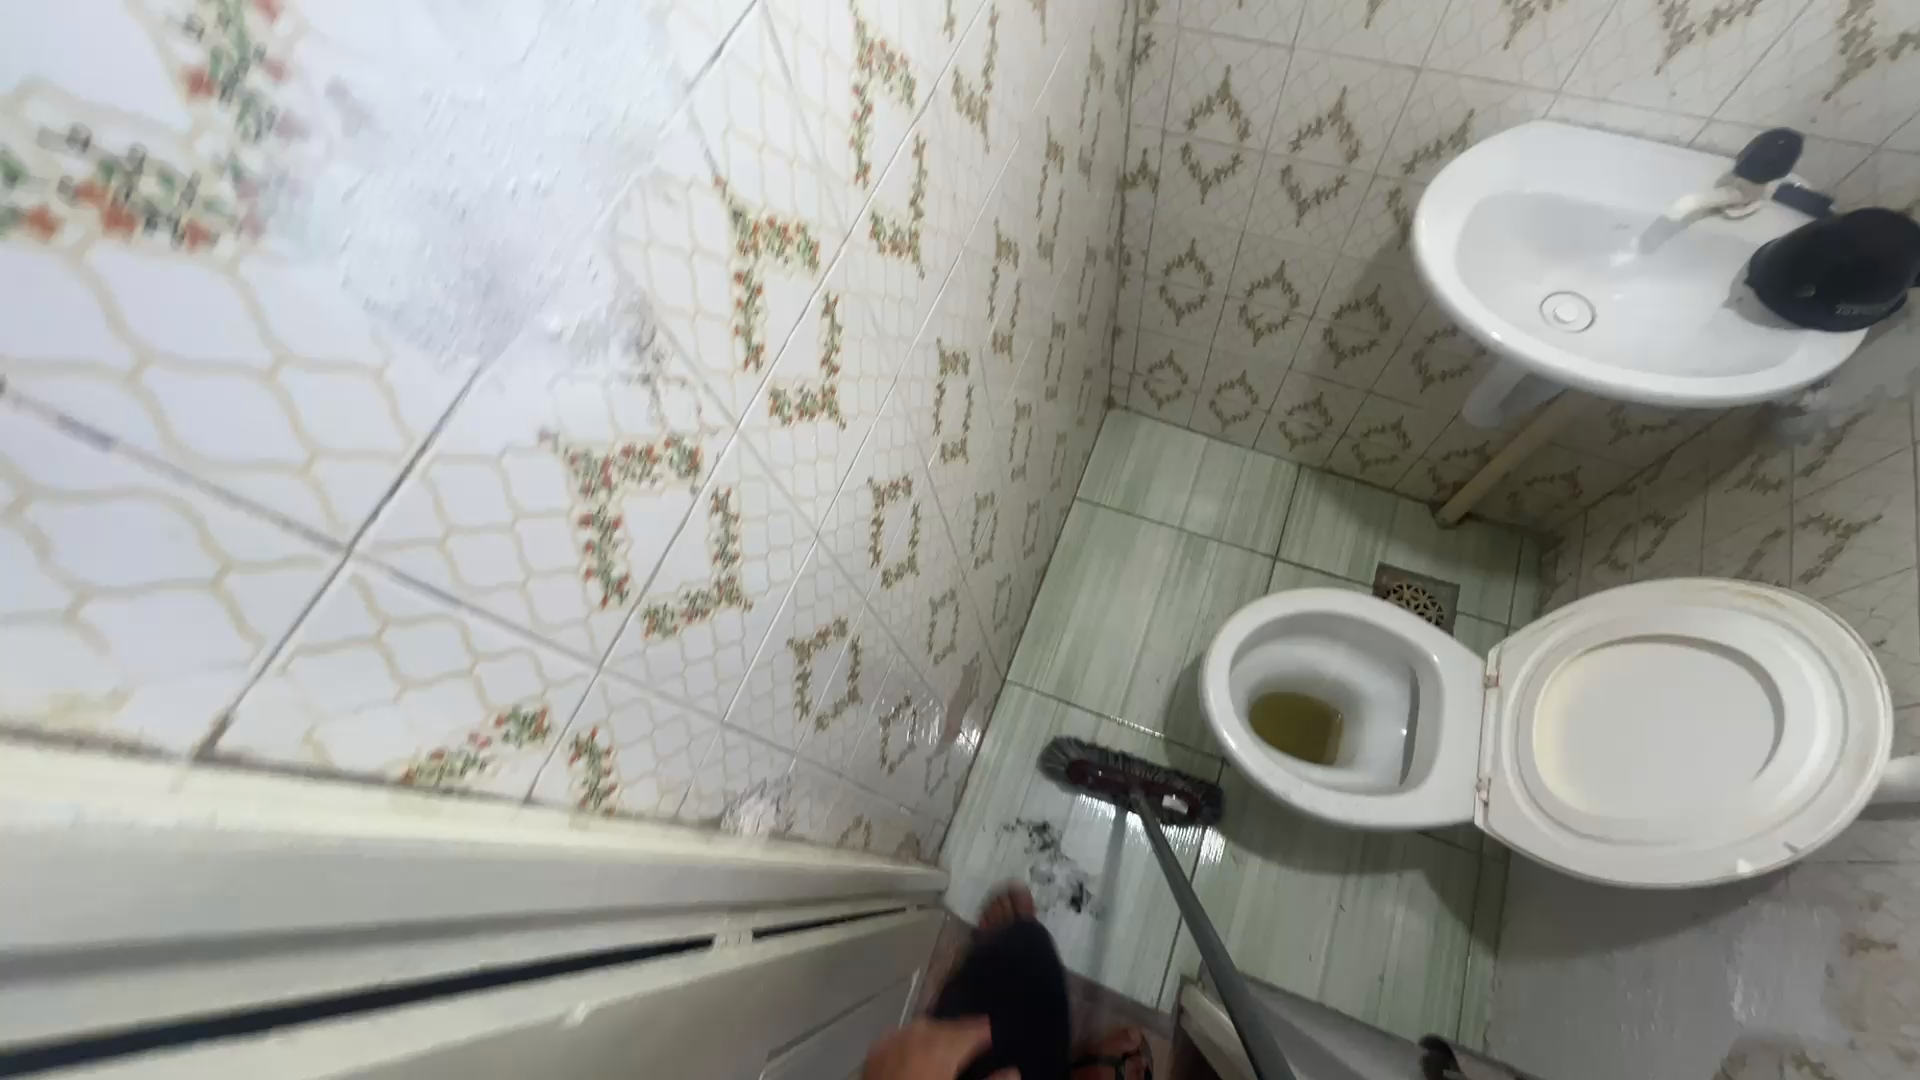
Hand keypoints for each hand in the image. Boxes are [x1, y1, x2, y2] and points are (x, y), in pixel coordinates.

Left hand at [862, 1017, 1015, 1079]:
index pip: (970, 1030)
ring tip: (949, 1046)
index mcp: (941, 1048)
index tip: (993, 1030)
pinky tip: (916, 1049)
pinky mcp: (873, 1056)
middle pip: (945, 1027)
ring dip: (937, 1034)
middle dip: (960, 1031)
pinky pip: (898, 1039)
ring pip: (921, 1029)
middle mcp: (916, 1037)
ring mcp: (891, 1044)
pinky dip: (911, 1041)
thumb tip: (1014, 1071)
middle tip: (975, 1038)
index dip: (984, 1029)